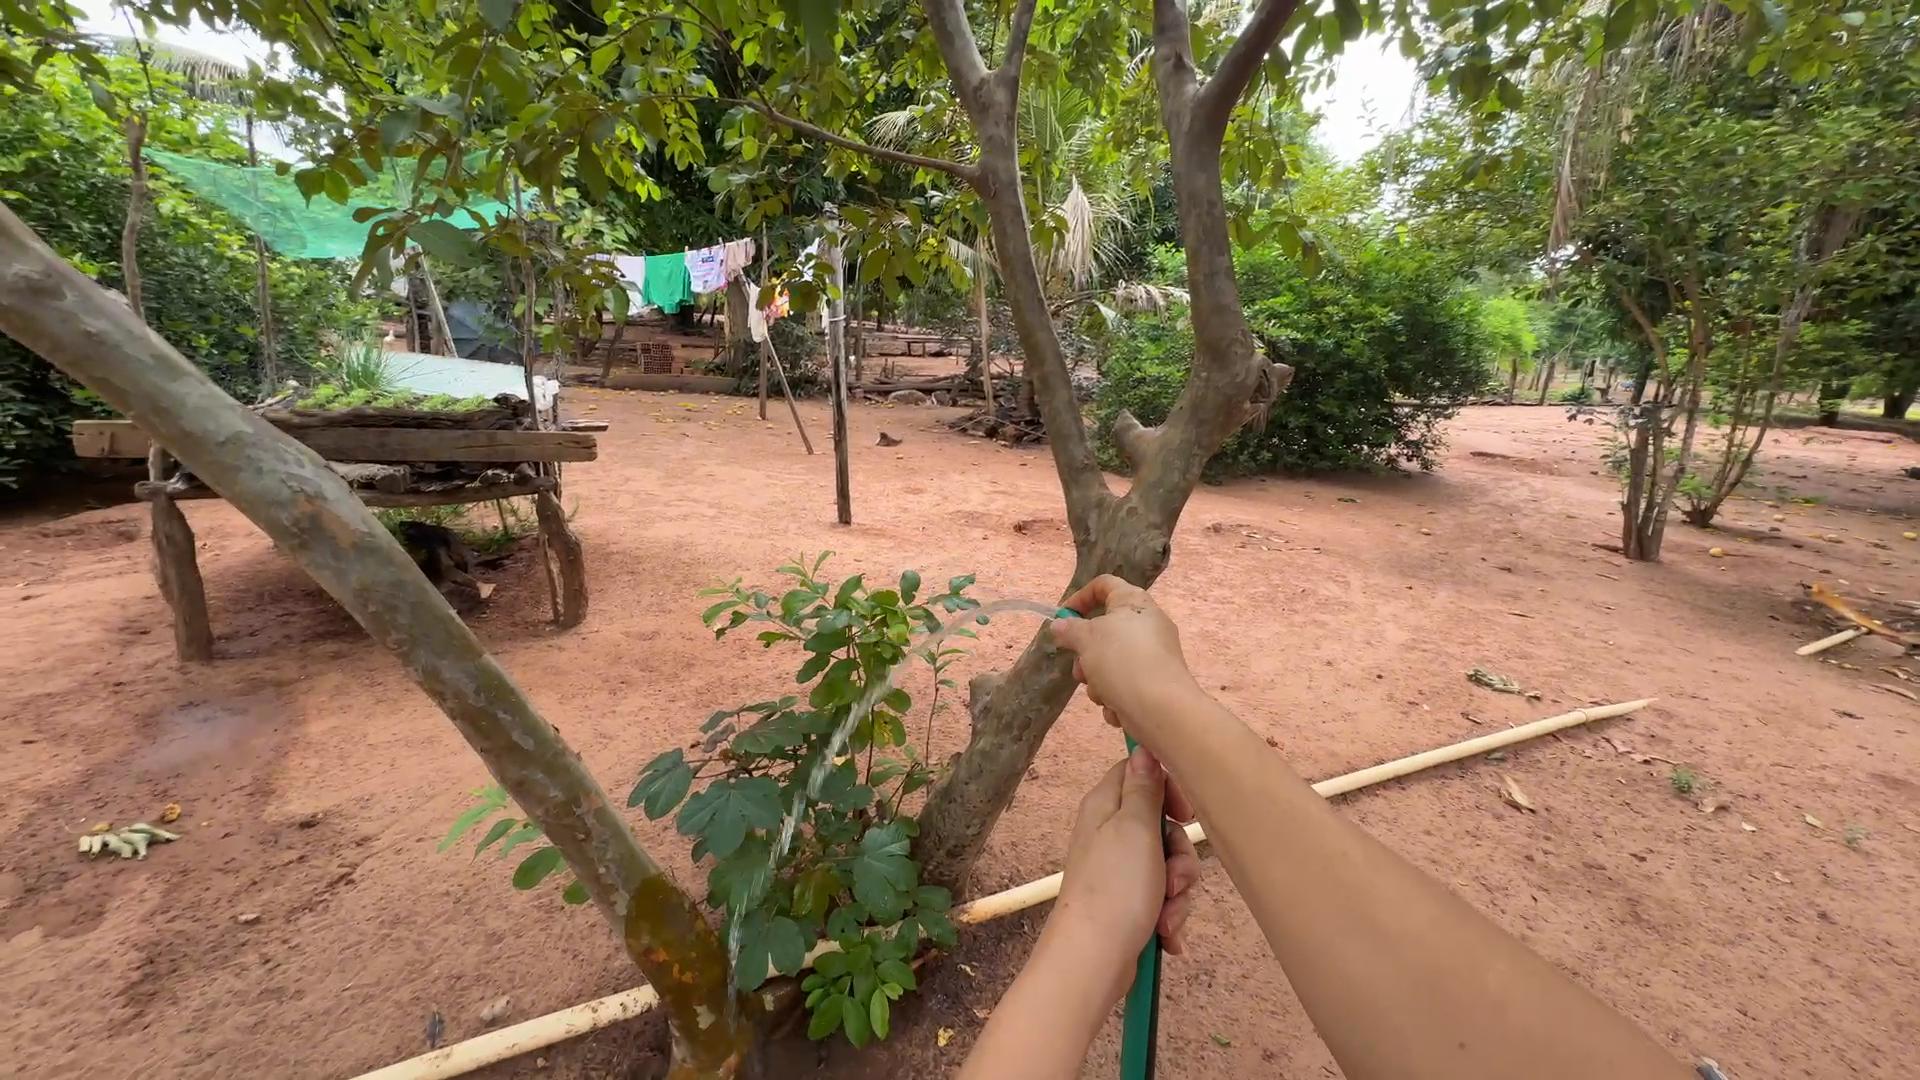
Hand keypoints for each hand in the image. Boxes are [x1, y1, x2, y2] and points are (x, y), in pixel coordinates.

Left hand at [1045, 746, 1202, 1007]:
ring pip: (1166, 865)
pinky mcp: (1126, 901)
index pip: (1138, 774)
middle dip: (1178, 855)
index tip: (1185, 814)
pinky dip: (1168, 915)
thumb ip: (1143, 789)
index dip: (1167, 789)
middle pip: (1159, 824)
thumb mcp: (1136, 828)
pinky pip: (1160, 897)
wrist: (1093, 959)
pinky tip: (1166, 935)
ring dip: (1177, 893)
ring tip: (1167, 915)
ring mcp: (1117, 868)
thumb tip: (1143, 749)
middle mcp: (1108, 831)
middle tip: (1174, 879)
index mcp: (1105, 805)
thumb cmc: (1116, 886)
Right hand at [1049, 575, 1196, 733]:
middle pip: (1105, 630)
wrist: (1161, 708)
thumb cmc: (1121, 662)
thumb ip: (1069, 629)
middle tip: (1079, 668)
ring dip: (1097, 679)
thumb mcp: (1086, 639)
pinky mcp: (1156, 682)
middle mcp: (1147, 625)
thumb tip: (1060, 625)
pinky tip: (1116, 706)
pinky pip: (1125, 683)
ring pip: (1111, 661)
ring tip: (1099, 692)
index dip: (1080, 597)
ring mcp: (1154, 655)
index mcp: (1133, 603)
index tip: (1063, 618)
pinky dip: (1116, 695)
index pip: (1104, 584)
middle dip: (1086, 653)